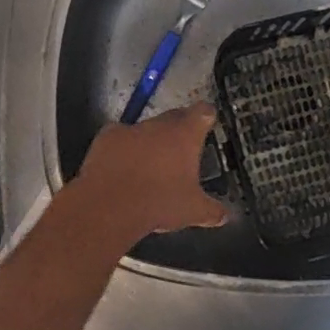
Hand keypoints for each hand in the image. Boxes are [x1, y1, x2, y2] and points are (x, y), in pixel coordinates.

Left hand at [70, 104, 228, 241]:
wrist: (109, 206)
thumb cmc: (160, 203)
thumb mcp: (193, 211)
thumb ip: (211, 210)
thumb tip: (224, 216)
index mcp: (186, 135)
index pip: (203, 112)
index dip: (207, 116)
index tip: (208, 121)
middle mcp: (159, 125)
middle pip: (174, 116)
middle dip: (179, 130)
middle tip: (182, 150)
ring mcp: (130, 129)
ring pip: (146, 129)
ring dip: (150, 141)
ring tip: (150, 165)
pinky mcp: (105, 138)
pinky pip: (120, 138)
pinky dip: (124, 149)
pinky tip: (123, 169)